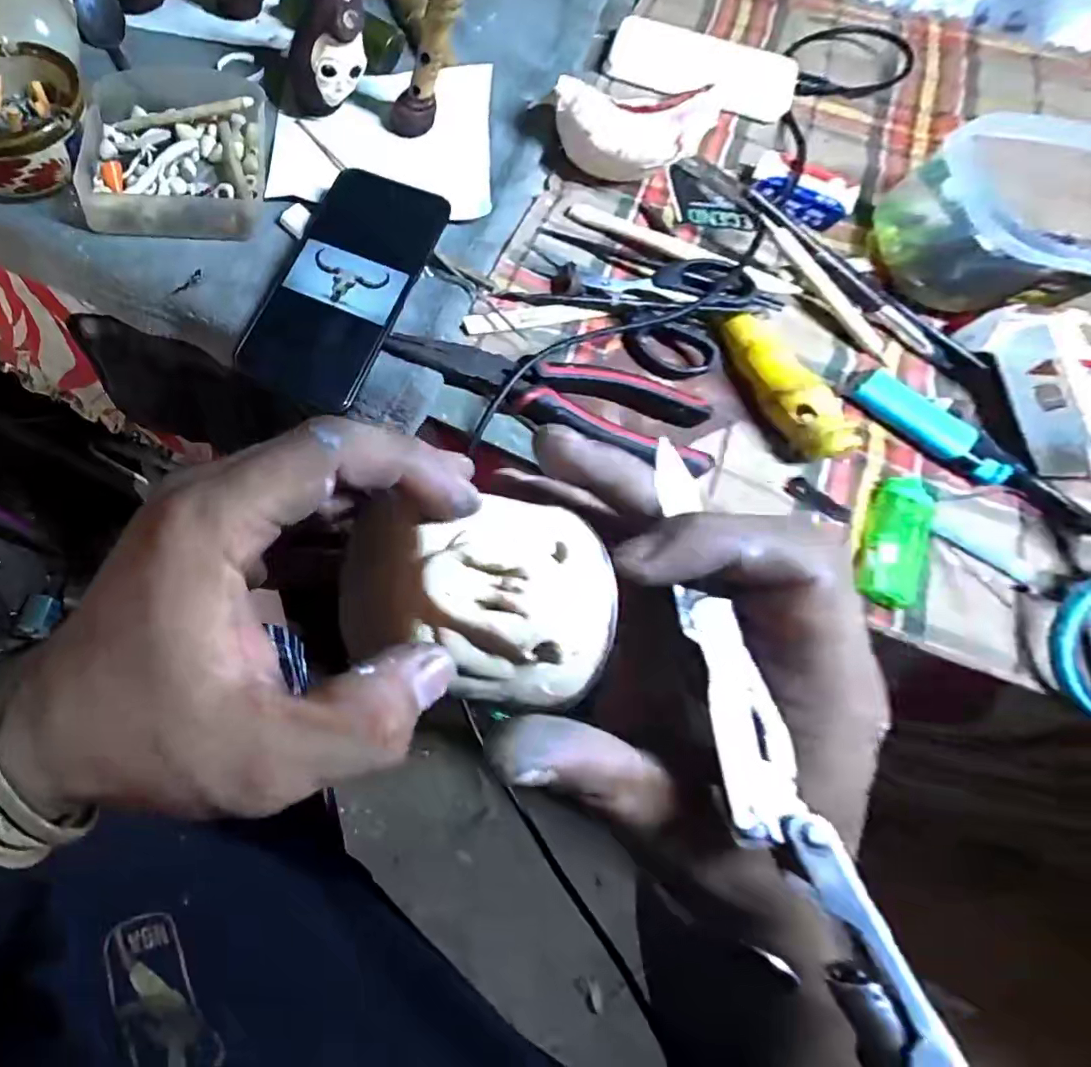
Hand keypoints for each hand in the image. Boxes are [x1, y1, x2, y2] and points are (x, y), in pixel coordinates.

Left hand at [0, 418, 479, 819]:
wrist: (48, 732)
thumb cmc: (143, 740)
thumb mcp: (263, 759)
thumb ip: (364, 723)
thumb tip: (432, 668)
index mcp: (209, 522)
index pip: (324, 449)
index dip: (404, 462)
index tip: (463, 500)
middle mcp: (195, 497)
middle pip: (309, 453)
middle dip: (391, 473)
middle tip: (459, 509)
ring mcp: (185, 513)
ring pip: (289, 477)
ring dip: (358, 496)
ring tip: (428, 527)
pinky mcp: (184, 539)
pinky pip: (266, 510)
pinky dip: (320, 524)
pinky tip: (362, 556)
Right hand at [488, 426, 890, 853]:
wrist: (729, 862)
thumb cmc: (733, 849)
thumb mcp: (674, 826)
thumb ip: (605, 779)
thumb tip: (511, 752)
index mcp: (802, 665)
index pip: (797, 564)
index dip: (717, 541)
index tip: (628, 563)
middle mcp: (747, 617)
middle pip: (706, 519)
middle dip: (628, 481)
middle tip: (551, 451)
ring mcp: (691, 611)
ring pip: (648, 525)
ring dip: (582, 490)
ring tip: (515, 467)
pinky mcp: (643, 619)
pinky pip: (605, 555)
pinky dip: (561, 526)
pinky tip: (511, 510)